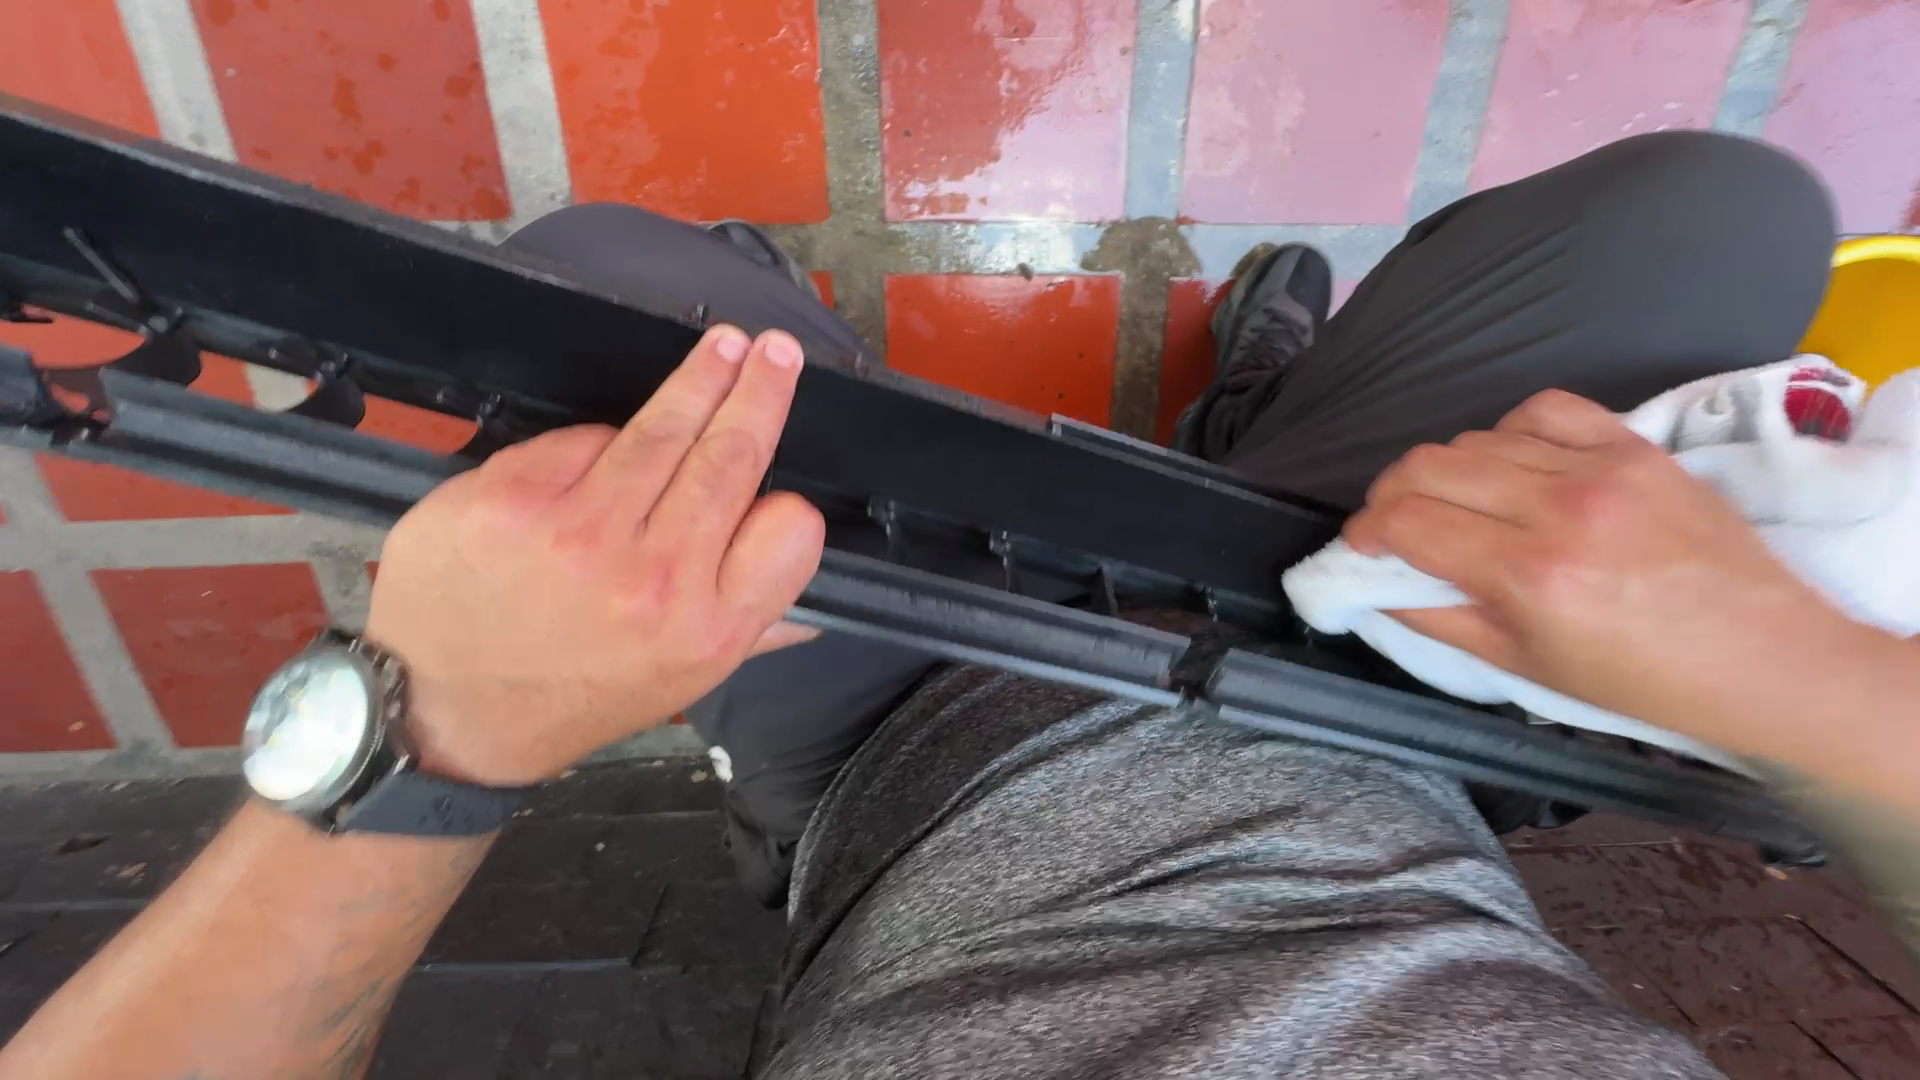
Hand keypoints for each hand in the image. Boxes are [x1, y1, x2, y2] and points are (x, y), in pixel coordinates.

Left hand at [365, 326, 825, 785]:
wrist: (446, 712)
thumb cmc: (580, 693)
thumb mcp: (687, 682)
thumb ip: (756, 631)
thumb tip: (817, 609)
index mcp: (707, 627)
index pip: (791, 531)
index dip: (793, 510)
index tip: (783, 497)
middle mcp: (651, 577)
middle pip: (730, 457)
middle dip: (761, 392)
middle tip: (779, 349)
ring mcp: (576, 530)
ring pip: (660, 429)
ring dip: (701, 378)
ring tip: (726, 346)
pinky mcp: (509, 496)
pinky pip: (583, 439)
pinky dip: (603, 443)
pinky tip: (606, 460)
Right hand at [1344, 388, 1861, 746]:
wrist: (1766, 660)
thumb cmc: (1630, 676)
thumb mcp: (1514, 663)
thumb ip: (1428, 617)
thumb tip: (1371, 584)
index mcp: (1527, 574)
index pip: (1406, 522)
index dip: (1363, 531)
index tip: (1361, 546)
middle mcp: (1559, 510)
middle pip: (1426, 467)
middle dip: (1387, 495)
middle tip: (1392, 523)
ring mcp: (1601, 470)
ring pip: (1473, 438)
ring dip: (1443, 472)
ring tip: (1456, 503)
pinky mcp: (1636, 447)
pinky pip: (1541, 411)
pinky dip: (1505, 432)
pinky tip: (1510, 465)